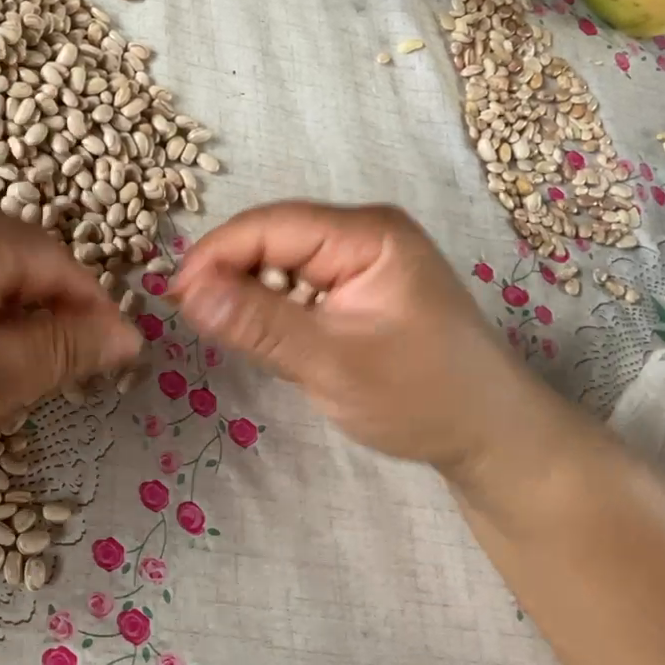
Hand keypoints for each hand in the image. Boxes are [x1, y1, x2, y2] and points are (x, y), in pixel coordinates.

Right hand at [168, 202, 567, 474]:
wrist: (491, 437)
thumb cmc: (422, 399)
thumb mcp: (333, 364)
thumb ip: (258, 324)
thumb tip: (185, 291)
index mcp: (367, 234)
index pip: (266, 227)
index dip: (213, 257)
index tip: (173, 300)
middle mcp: (360, 232)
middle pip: (266, 239)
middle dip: (226, 275)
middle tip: (195, 322)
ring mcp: (357, 258)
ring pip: (273, 261)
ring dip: (245, 294)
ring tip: (231, 335)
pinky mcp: (351, 284)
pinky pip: (290, 283)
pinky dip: (267, 307)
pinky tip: (266, 336)